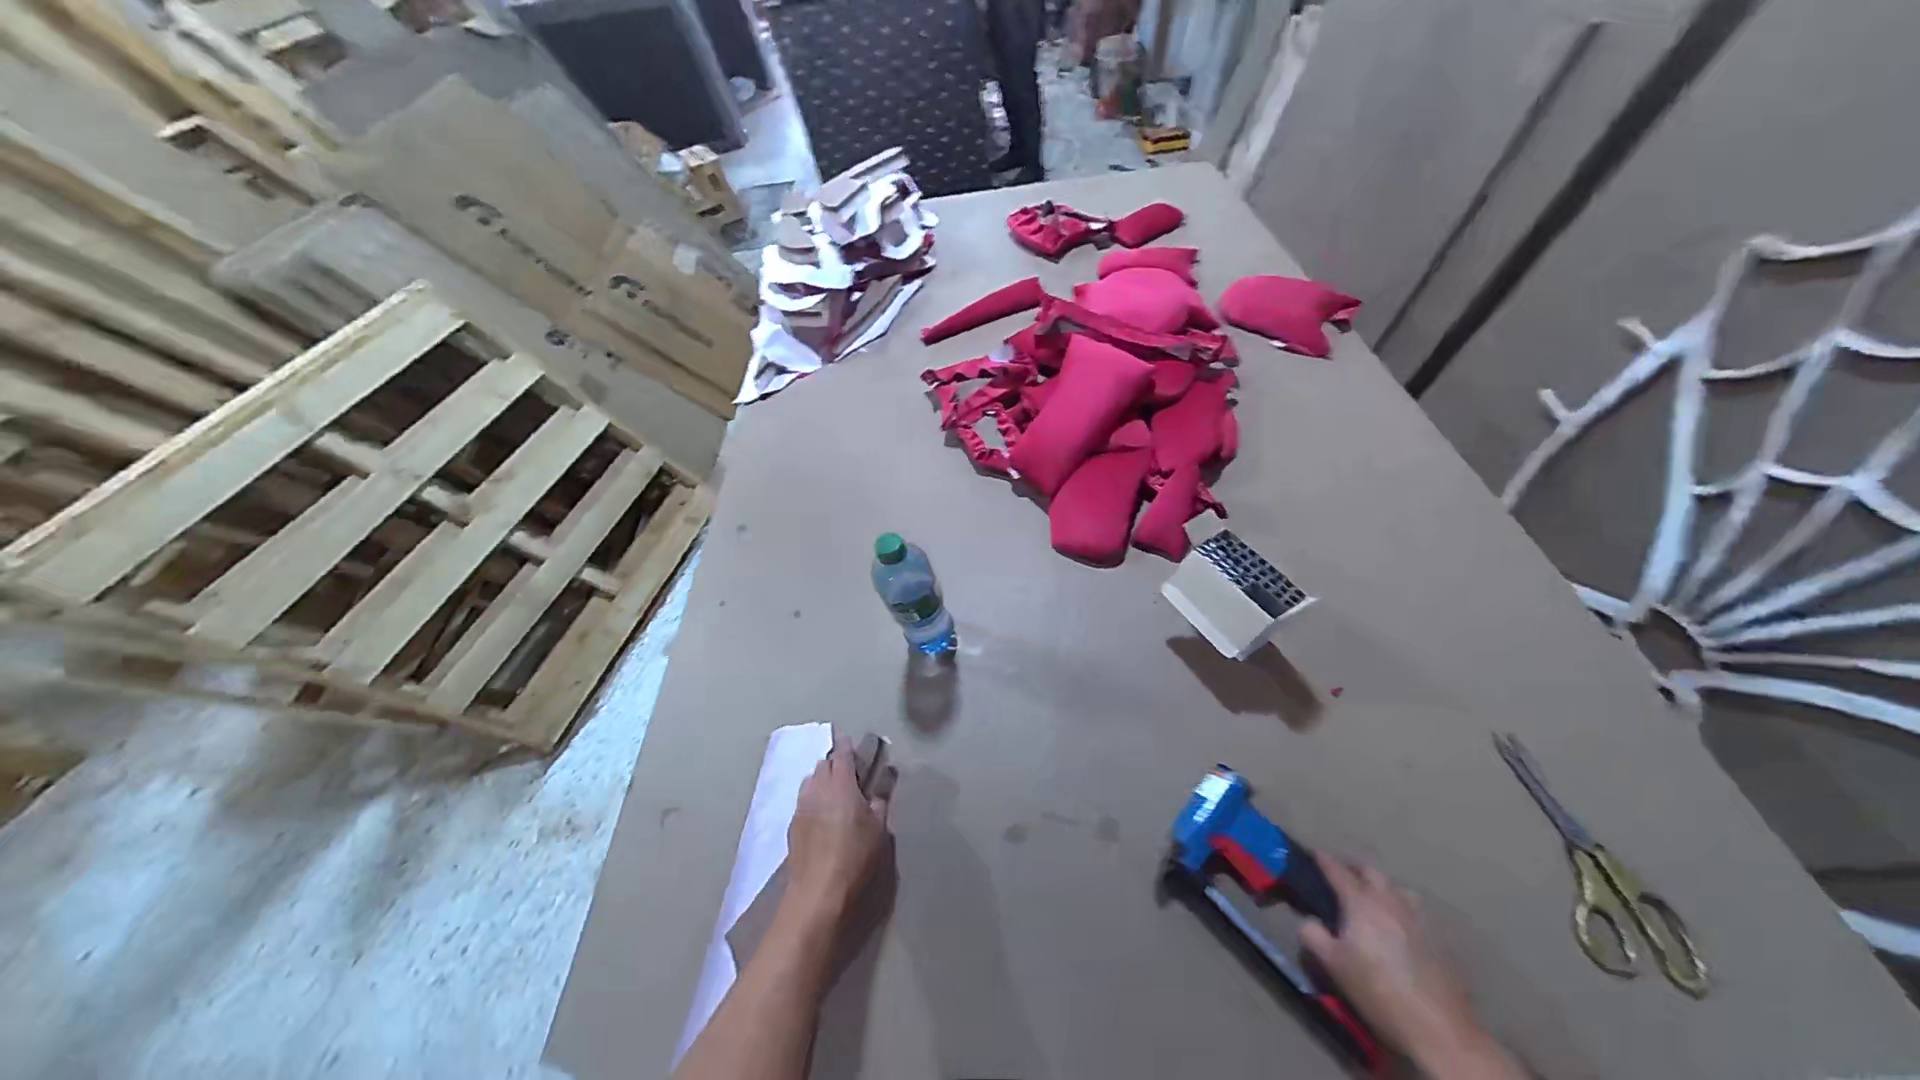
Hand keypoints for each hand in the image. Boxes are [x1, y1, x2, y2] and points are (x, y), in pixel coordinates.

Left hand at [785, 730, 893, 926]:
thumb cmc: (855, 855)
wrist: (818, 889)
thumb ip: (880, 800)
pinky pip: (804, 799)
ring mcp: (801, 806)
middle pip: (824, 764)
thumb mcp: (878, 828)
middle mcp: (817, 788)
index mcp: (841, 784)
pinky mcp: (792, 824)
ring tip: (834, 790)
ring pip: (811, 780)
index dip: (847, 744)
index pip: (842, 754)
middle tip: (849, 770)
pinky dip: (813, 797)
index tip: (849, 739)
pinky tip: (821, 813)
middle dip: (835, 762)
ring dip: (822, 779)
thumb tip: (883, 781)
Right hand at [1300, 855, 1523, 1079]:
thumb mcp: (1332, 964)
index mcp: (1361, 903)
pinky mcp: (1436, 940)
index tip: (1314, 854)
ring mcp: (1416, 920)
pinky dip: (1401, 910)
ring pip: (1398, 889)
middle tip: (1342, 875)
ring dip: (1383, 887)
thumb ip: (1312, 935)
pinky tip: (1398, 930)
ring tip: (1374, 900)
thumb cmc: (1376, 990)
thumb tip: (1310, 921)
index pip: (1338, 871)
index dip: (1324, 860)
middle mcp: (1389, 902)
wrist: (1438, 1027)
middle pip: (1372, 871)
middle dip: (1354, 868)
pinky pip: (1414, 913)